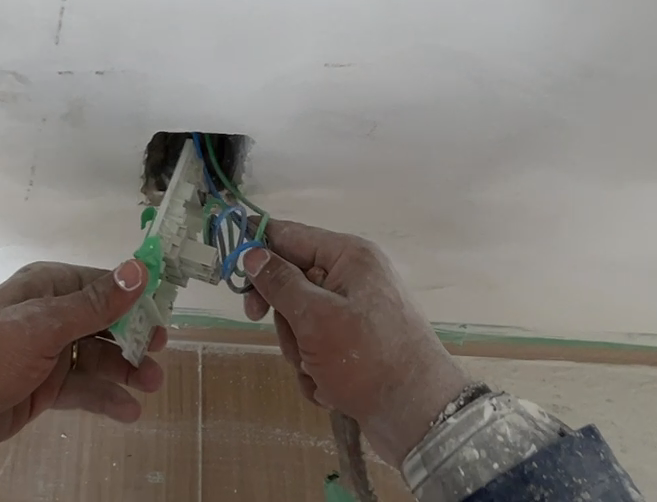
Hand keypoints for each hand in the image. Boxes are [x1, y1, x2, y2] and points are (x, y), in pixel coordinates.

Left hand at [0, 258, 166, 454]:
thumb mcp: (46, 324)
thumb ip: (96, 302)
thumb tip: (138, 269)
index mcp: (49, 286)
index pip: (102, 285)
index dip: (133, 296)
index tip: (164, 309)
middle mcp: (52, 314)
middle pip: (104, 321)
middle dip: (133, 337)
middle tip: (160, 352)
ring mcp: (49, 351)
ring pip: (98, 356)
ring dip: (125, 370)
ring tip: (150, 386)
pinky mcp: (46, 385)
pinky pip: (84, 387)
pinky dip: (105, 397)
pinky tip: (128, 411)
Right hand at [242, 220, 467, 466]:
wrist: (421, 419)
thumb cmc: (368, 357)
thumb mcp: (315, 316)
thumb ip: (279, 282)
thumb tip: (252, 254)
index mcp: (349, 256)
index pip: (289, 236)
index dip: (259, 252)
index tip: (234, 276)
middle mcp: (353, 278)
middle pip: (292, 282)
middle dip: (287, 319)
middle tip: (292, 340)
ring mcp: (355, 313)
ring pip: (300, 320)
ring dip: (301, 350)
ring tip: (319, 371)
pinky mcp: (356, 346)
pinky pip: (317, 347)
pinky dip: (317, 369)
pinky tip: (330, 388)